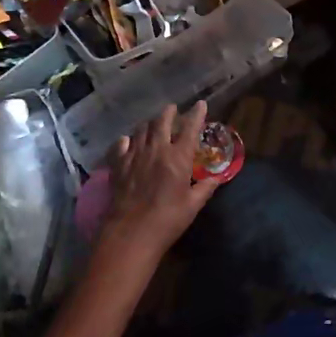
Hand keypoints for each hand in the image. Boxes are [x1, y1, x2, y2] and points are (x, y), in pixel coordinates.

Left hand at [97, 102, 222, 270]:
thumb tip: (217, 178)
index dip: (196, 114)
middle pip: (161, 121)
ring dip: (149, 124)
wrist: (131, 232)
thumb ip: (205, 188)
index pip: (190, 128)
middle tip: (172, 109)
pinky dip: (127, 140)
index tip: (200, 104)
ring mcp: (135, 155)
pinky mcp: (119, 165)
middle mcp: (157, 149)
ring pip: (141, 129)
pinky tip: (128, 142)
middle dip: (169, 112)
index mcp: (179, 157)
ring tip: (153, 125)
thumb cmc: (168, 220)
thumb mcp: (193, 206)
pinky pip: (121, 144)